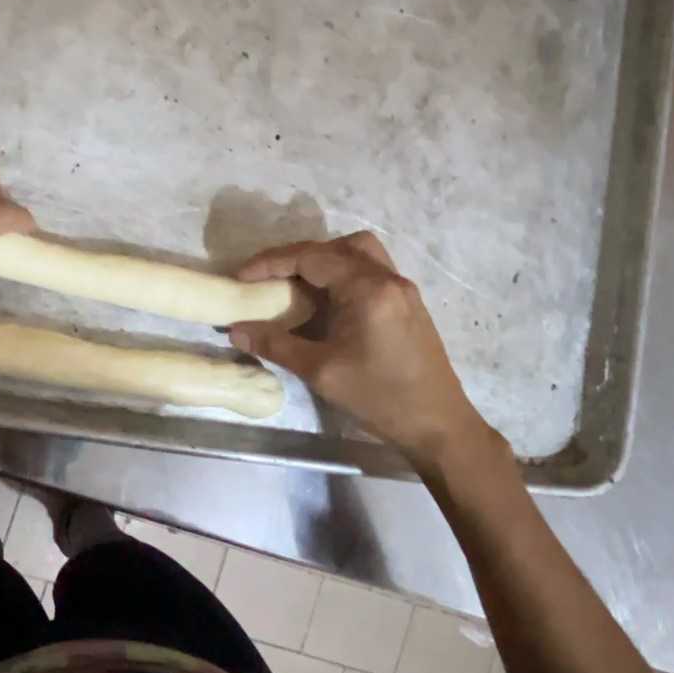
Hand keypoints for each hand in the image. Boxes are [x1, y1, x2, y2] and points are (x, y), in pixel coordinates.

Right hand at [227, 232, 494, 467]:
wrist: (438, 425)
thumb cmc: (380, 398)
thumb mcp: (321, 372)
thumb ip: (276, 344)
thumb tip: (235, 330)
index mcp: (368, 290)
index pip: (312, 257)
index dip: (272, 262)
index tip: (241, 277)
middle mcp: (388, 279)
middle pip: (336, 246)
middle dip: (296, 257)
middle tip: (266, 279)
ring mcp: (402, 290)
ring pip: (358, 253)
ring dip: (323, 261)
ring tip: (297, 286)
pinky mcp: (407, 305)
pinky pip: (370, 272)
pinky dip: (341, 275)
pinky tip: (325, 304)